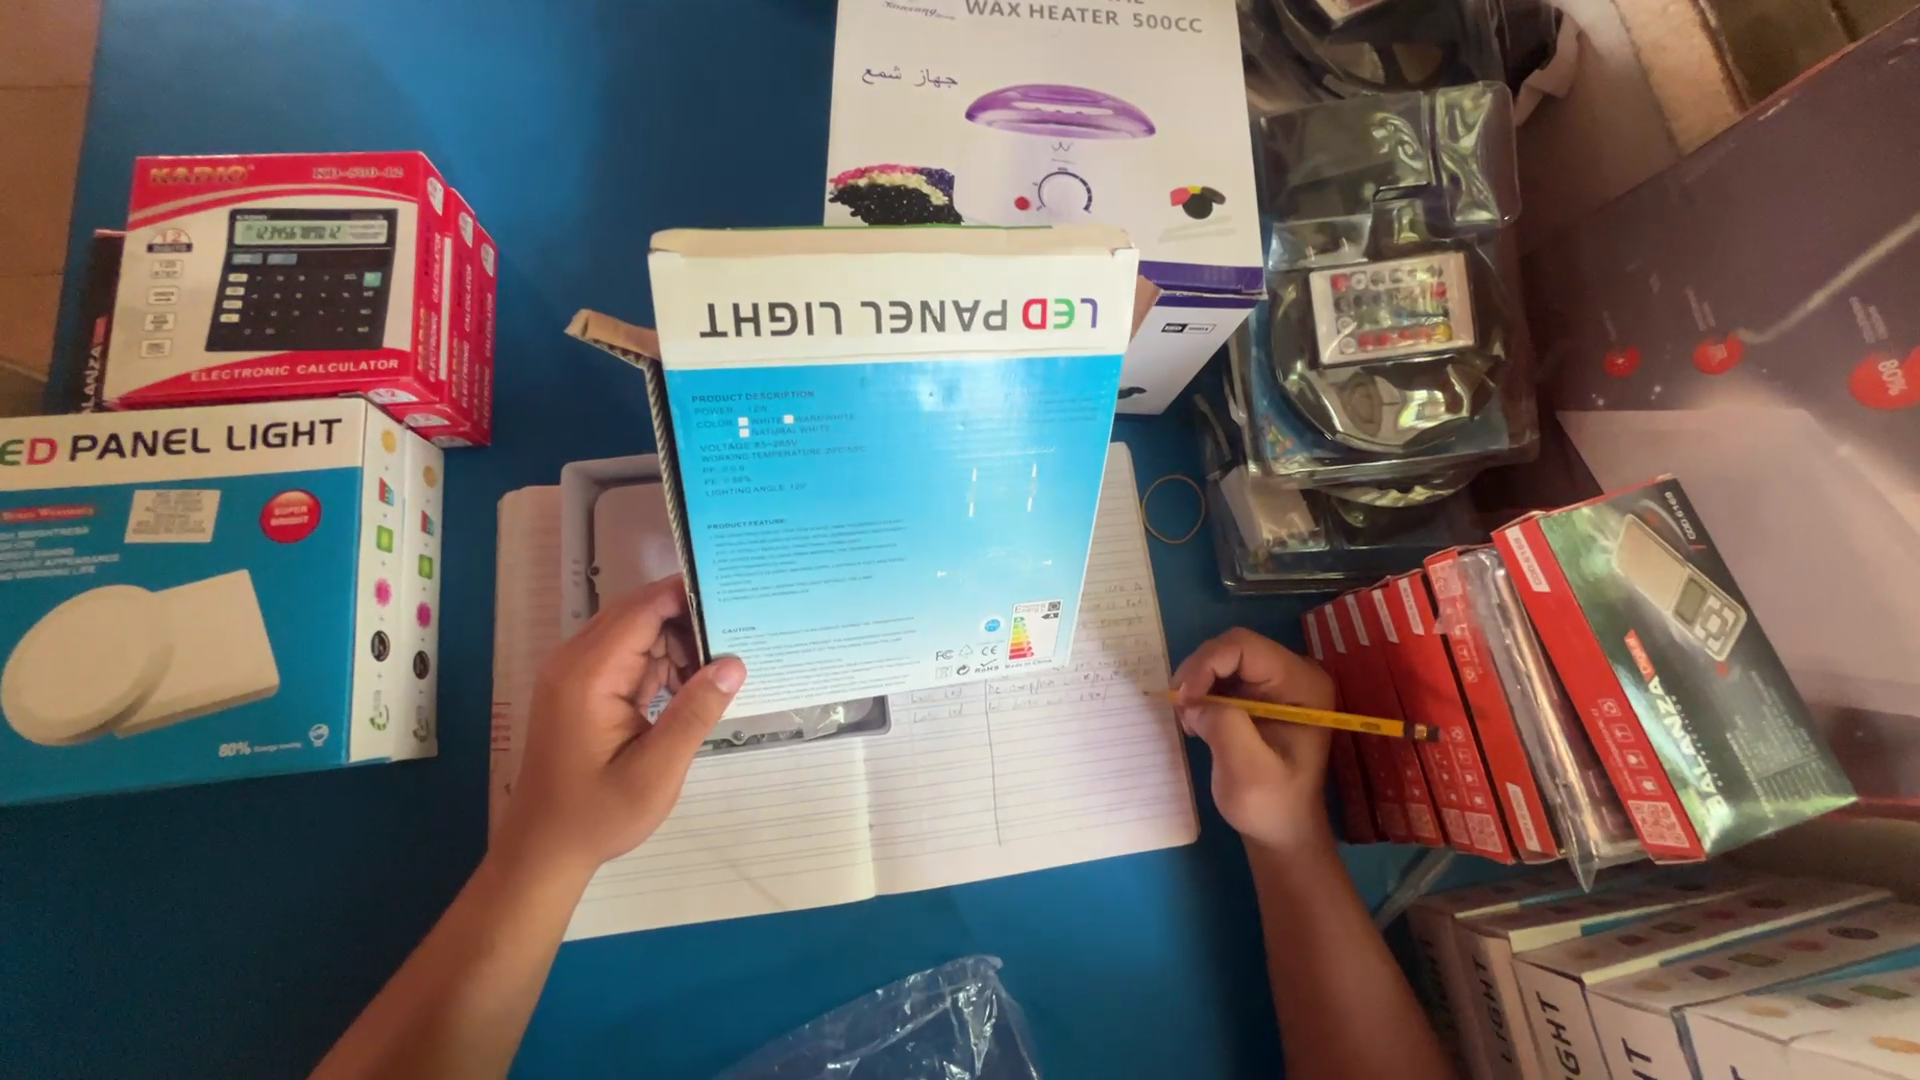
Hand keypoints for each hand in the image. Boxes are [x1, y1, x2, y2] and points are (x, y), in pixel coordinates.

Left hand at [499, 575, 745, 882]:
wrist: (544, 851)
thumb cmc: (598, 814)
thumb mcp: (657, 770)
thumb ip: (696, 712)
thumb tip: (734, 663)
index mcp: (589, 674)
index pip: (643, 609)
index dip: (688, 594)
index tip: (735, 595)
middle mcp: (576, 662)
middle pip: (640, 613)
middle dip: (689, 620)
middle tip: (740, 634)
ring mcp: (576, 673)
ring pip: (638, 632)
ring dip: (679, 644)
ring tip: (721, 667)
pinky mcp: (584, 687)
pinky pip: (630, 655)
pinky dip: (663, 662)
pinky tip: (692, 686)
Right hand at [1171, 628, 1337, 854]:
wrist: (1278, 829)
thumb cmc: (1270, 805)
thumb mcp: (1248, 772)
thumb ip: (1226, 727)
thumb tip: (1195, 702)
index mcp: (1302, 684)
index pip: (1243, 646)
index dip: (1206, 664)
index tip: (1186, 701)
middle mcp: (1292, 673)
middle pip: (1229, 648)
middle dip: (1198, 676)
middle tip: (1183, 714)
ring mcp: (1273, 681)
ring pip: (1218, 659)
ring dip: (1195, 686)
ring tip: (1191, 723)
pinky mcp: (1256, 692)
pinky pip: (1217, 674)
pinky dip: (1199, 694)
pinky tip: (1198, 722)